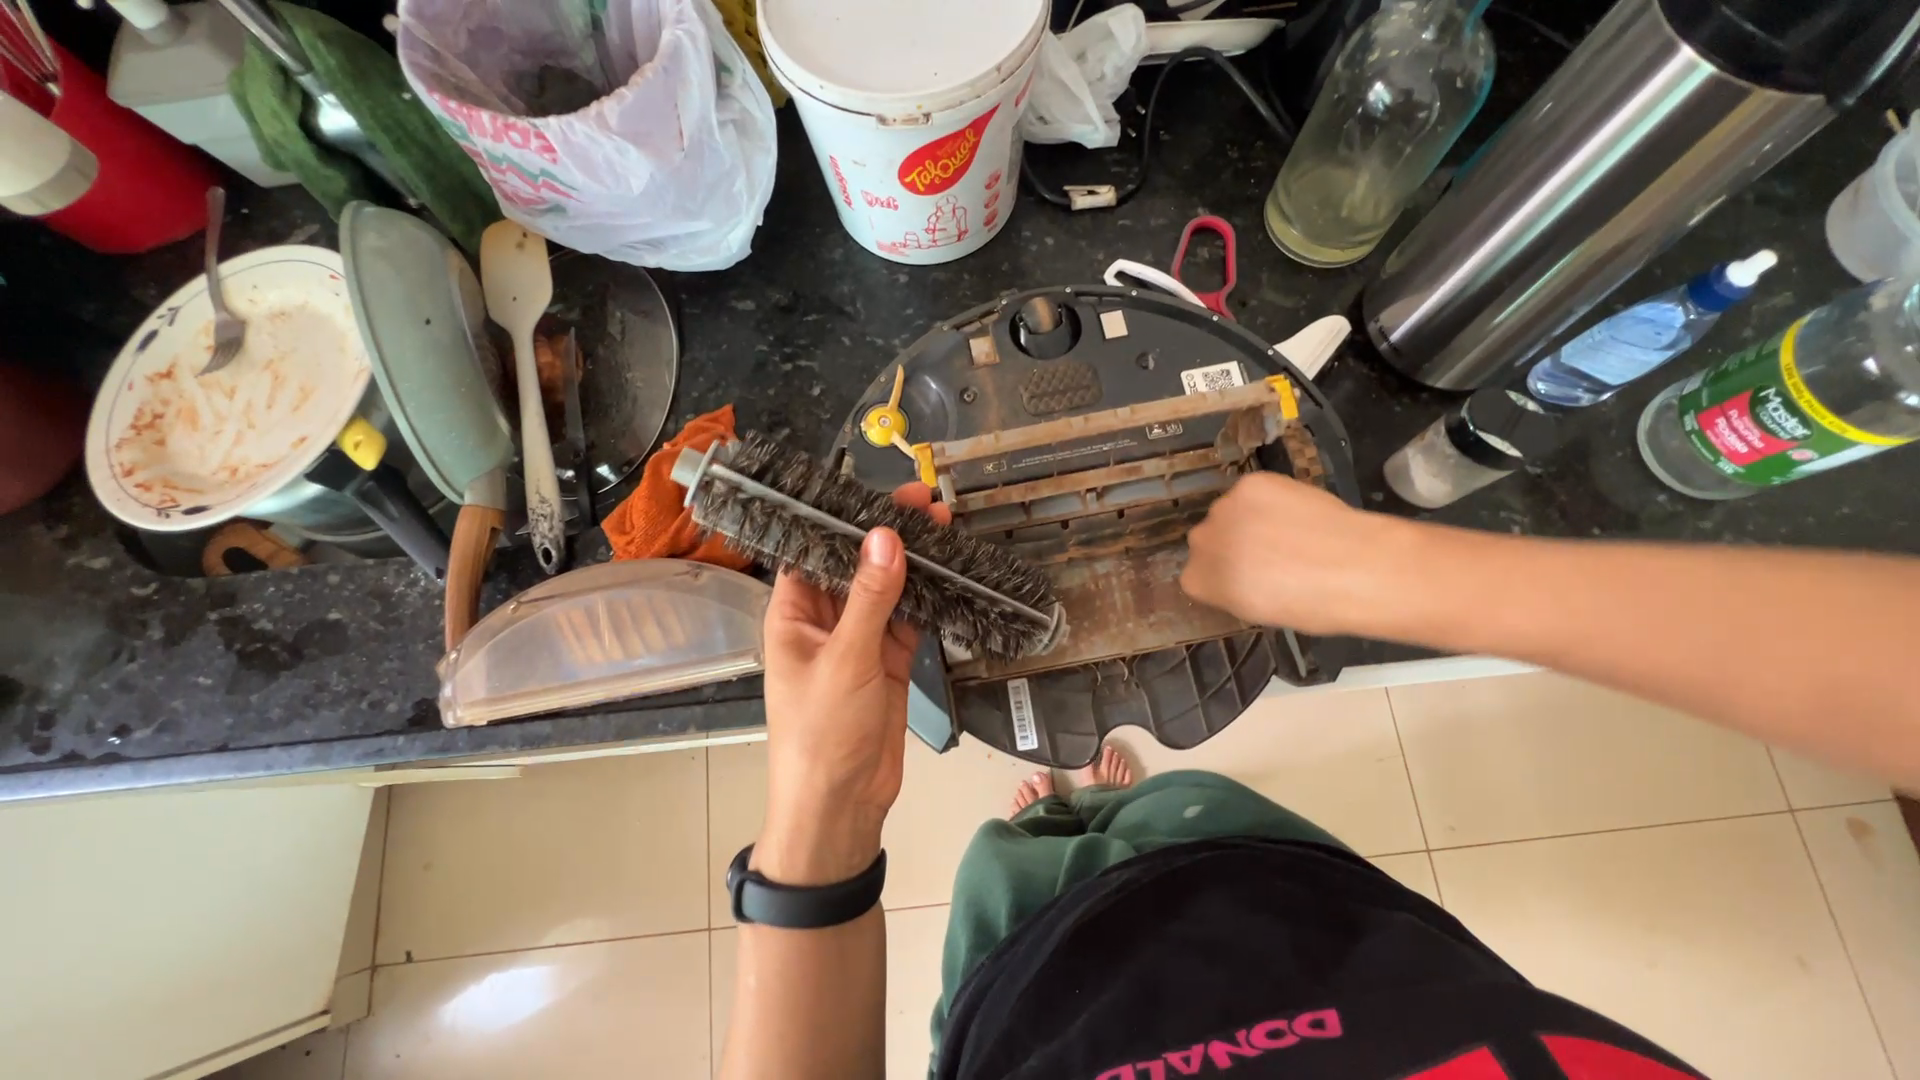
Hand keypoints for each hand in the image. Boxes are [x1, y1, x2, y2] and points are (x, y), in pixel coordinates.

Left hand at [755, 484, 951, 885]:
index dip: (845, 520)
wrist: (842, 805)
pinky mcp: (889, 663)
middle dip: (888, 536)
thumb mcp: (845, 660)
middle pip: (856, 566)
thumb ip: (869, 598)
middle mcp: (824, 622)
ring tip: (945, 527)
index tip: (883, 494)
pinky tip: (950, 573)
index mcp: (792, 615)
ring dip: (913, 564)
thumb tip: (886, 536)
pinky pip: (908, 621)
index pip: (814, 551)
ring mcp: (859, 643)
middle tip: (927, 502)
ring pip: (887, 591)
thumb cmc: (822, 732)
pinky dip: (928, 600)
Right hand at [1181, 472, 1414, 635]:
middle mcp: (1202, 541)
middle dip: (1229, 544)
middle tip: (1267, 555)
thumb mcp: (1258, 611)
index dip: (1222, 576)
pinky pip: (1250, 491)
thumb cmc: (1312, 606)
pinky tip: (1294, 511)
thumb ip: (1232, 590)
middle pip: (1207, 539)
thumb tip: (1237, 575)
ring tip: (1287, 532)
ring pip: (1227, 512)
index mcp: (1199, 580)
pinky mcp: (1251, 483)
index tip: (1246, 580)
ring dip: (1246, 518)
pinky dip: (1267, 498)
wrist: (1356, 566)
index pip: (1195, 574)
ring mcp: (1225, 508)